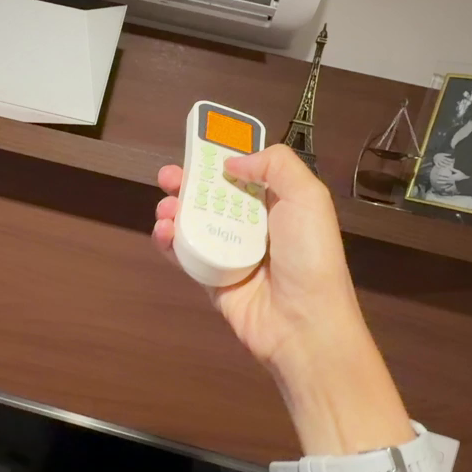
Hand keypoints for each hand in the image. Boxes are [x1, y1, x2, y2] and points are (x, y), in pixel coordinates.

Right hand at [152, 145, 410, 451]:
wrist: (303, 323)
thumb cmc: (309, 256)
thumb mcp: (308, 197)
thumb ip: (275, 165)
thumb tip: (231, 163)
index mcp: (279, 203)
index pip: (245, 173)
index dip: (221, 158)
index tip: (198, 148)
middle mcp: (253, 225)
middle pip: (213, 195)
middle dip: (188, 181)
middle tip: (169, 176)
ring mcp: (230, 252)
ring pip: (193, 222)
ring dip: (173, 209)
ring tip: (166, 208)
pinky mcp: (210, 278)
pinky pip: (185, 254)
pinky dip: (168, 241)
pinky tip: (163, 231)